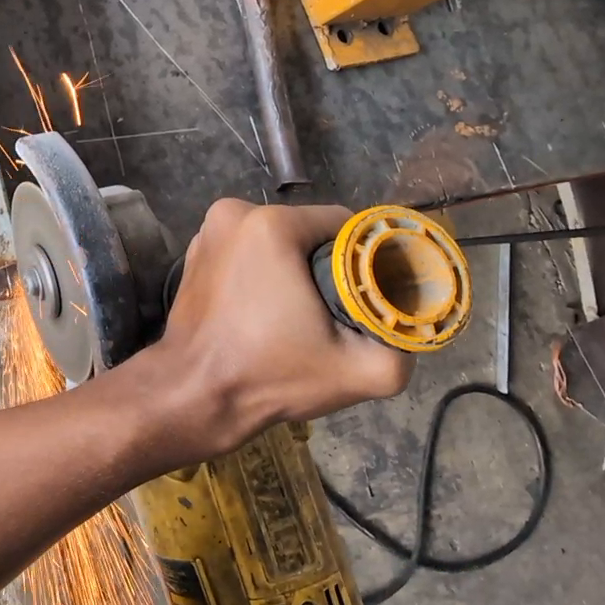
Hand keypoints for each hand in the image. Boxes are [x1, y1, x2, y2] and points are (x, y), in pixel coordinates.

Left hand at [133, 200, 413, 463]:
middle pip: (307, 231)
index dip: (366, 257)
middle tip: (340, 310)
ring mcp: (208, 231)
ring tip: (305, 313)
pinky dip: (264, 272)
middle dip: (329, 265)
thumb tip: (410, 330)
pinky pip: (247, 251)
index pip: (343, 224)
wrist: (194, 391)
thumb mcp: (361, 370)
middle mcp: (234, 213)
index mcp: (270, 224)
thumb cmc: (271, 373)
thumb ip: (402, 345)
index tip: (373, 294)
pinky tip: (271, 309)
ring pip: (276, 241)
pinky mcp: (195, 252)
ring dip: (295, 268)